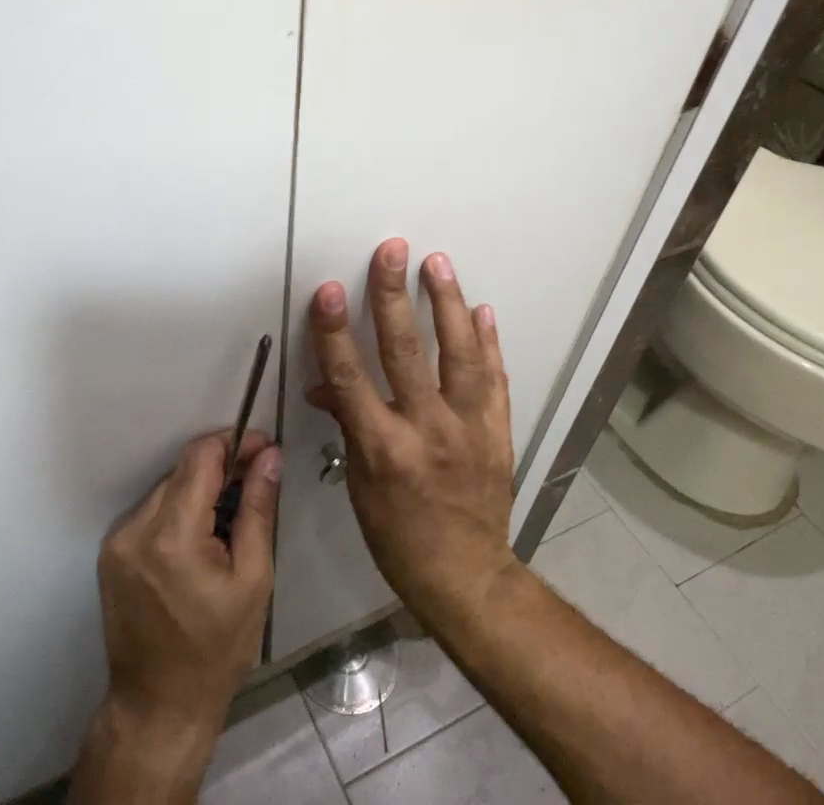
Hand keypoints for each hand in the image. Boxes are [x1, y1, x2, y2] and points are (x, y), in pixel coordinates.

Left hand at [93, 430, 279, 750]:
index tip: (264, 450)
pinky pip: (151, 515)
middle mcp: (135, 530)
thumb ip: (258, 509)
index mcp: (172, 536)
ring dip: (200, 493)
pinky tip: (202, 540)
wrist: (161, 703)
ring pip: (167, 491)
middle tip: (258, 486)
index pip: (201, 458)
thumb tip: (269, 458)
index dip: (235, 443)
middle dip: (222, 470)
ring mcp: (117, 542)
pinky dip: (179, 515)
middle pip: (183, 472)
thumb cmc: (217, 649)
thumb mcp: (253, 579)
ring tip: (232, 520)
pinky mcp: (111, 555)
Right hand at [307, 238, 517, 626]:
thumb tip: (324, 386)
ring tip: (439, 263)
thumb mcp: (361, 485)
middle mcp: (427, 429)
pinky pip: (495, 379)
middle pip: (405, 352)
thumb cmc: (398, 535)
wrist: (464, 572)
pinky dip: (489, 343)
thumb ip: (348, 427)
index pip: (351, 377)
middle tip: (392, 251)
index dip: (336, 330)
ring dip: (447, 304)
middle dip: (393, 296)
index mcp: (383, 448)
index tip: (330, 289)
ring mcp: (469, 427)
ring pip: (459, 354)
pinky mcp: (498, 431)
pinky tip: (483, 311)